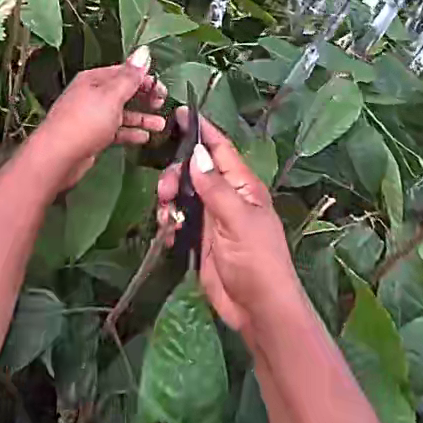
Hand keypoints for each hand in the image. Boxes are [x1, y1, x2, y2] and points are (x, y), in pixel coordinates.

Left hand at [29, 47, 167, 189]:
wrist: (56, 157)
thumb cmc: (86, 121)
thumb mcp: (112, 95)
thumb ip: (131, 76)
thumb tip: (144, 50)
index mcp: (94, 79)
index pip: (124, 72)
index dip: (144, 78)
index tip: (162, 89)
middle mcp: (92, 95)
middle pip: (123, 92)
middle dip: (144, 97)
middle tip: (163, 104)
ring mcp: (91, 116)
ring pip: (122, 113)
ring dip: (141, 117)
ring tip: (161, 125)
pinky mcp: (92, 136)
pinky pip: (115, 130)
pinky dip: (130, 133)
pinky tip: (144, 138)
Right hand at [158, 112, 299, 333]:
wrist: (258, 310)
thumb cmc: (256, 261)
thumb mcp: (236, 220)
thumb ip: (215, 187)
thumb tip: (196, 153)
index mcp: (243, 186)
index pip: (220, 149)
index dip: (202, 131)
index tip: (181, 112)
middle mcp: (228, 197)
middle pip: (196, 171)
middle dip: (176, 175)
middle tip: (165, 192)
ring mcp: (214, 219)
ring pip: (184, 195)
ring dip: (169, 200)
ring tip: (165, 217)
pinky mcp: (202, 240)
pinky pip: (179, 220)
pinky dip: (169, 223)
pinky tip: (167, 234)